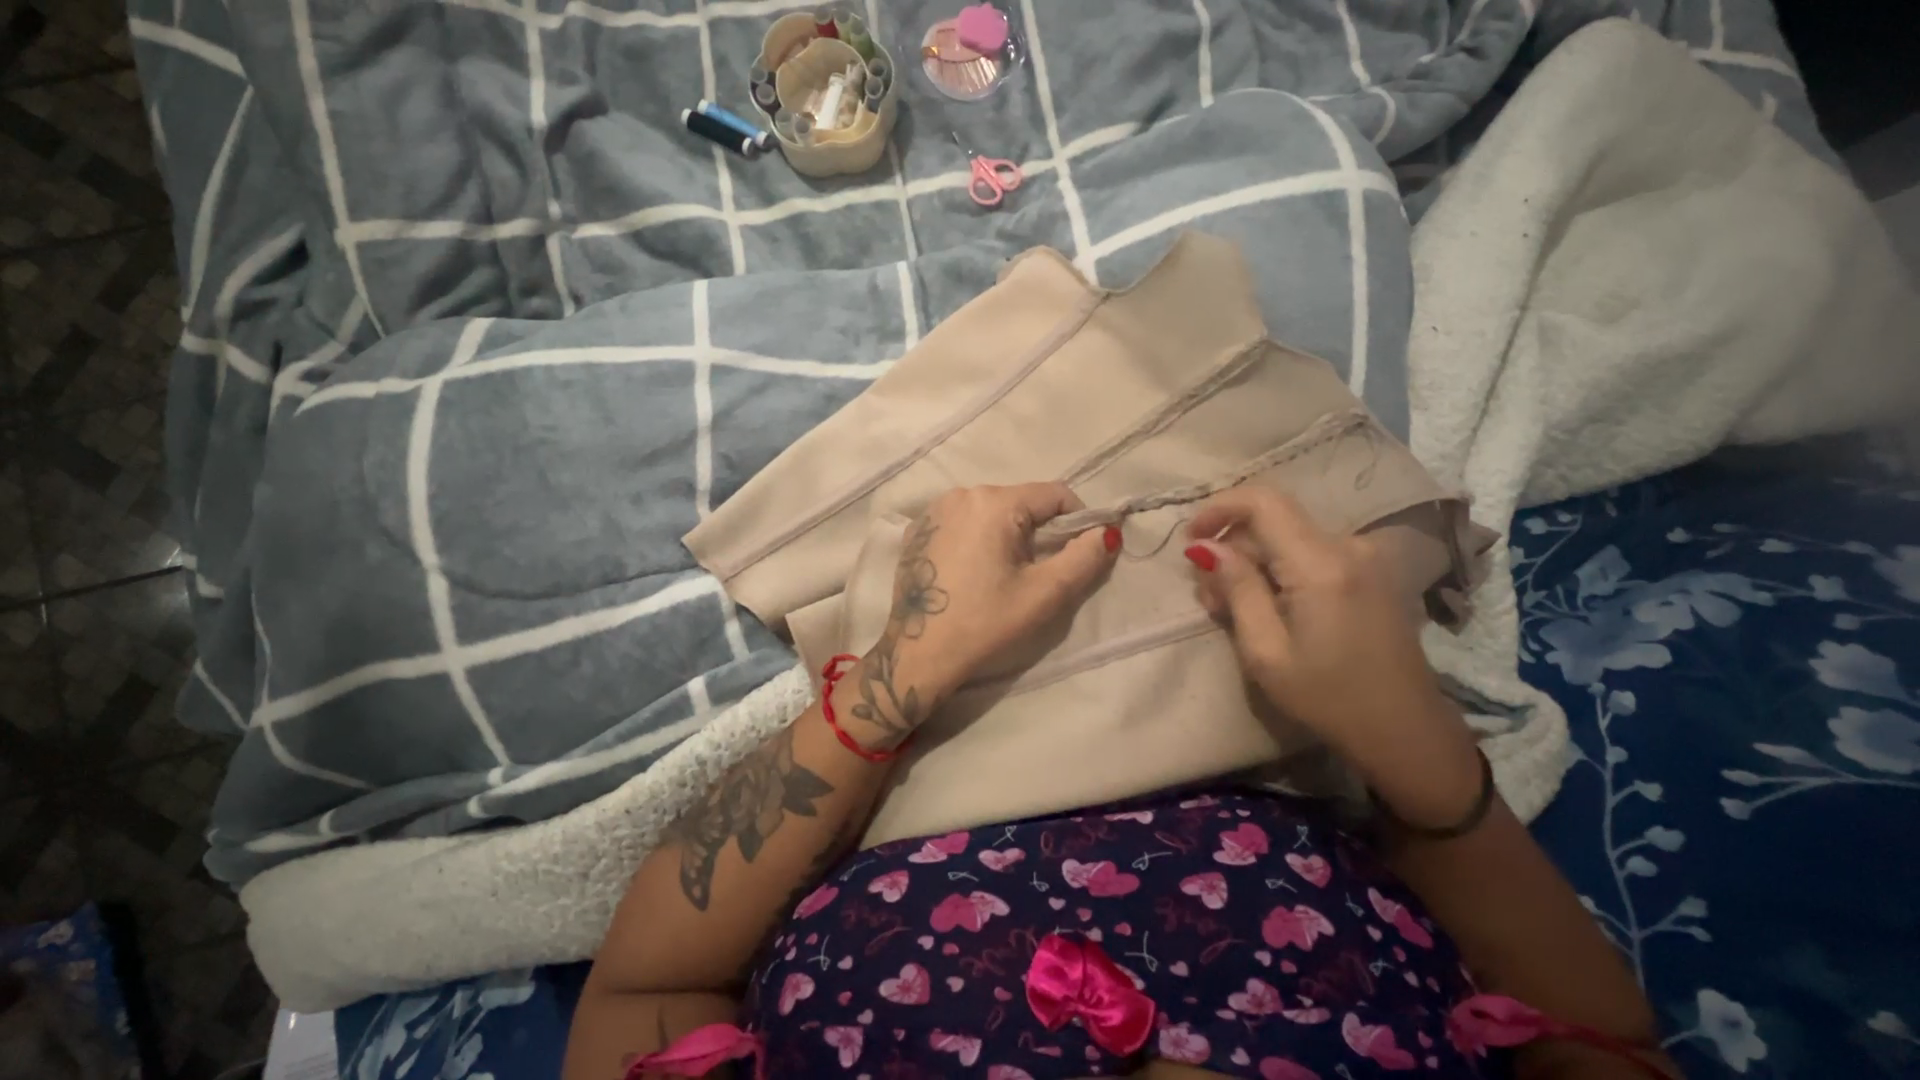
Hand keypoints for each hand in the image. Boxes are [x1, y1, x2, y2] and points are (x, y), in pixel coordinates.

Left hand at [846, 484, 1117, 747]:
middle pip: (1022, 502)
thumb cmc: (985, 622)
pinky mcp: (917, 531)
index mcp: (994, 502)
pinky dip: (978, 540)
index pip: (1055, 494)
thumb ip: (1084, 558)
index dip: (1078, 521)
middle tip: (1038, 575)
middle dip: (1040, 532)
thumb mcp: (1045, 593)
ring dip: (1008, 536)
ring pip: (992, 512)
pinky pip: (963, 523)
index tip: (1079, 555)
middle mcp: (961, 493)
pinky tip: (974, 574)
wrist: (919, 654)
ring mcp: (934, 510)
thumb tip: (1107, 532)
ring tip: (1004, 577)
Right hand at [1184, 489, 1483, 827]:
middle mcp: (1348, 546)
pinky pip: (1312, 553)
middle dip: (1231, 548)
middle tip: (1208, 598)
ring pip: (1290, 538)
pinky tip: (1267, 608)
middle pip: (1274, 521)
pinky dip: (1280, 570)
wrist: (1405, 729)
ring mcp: (1365, 557)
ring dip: (1254, 562)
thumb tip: (1206, 547)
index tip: (1190, 540)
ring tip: (1232, 610)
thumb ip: (1237, 590)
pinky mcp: (1371, 573)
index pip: (1264, 501)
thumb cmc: (1329, 699)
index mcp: (1322, 564)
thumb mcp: (1266, 652)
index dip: (1219, 508)